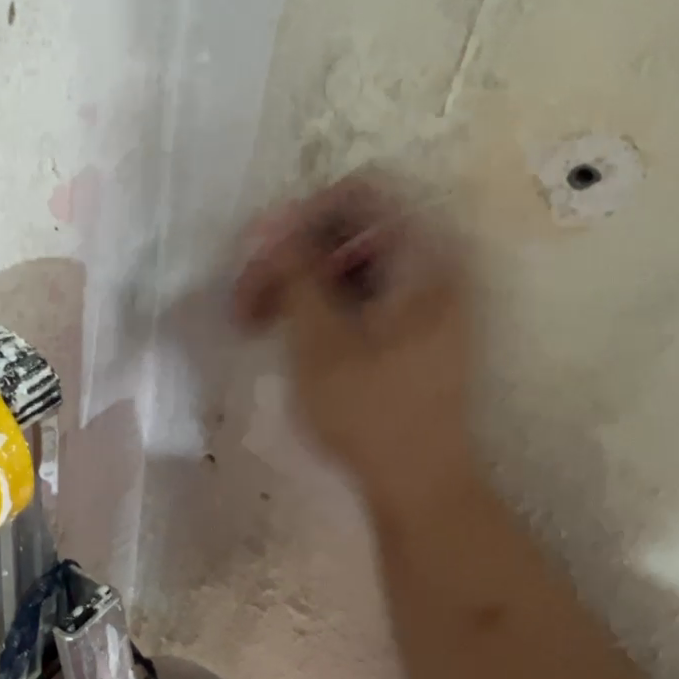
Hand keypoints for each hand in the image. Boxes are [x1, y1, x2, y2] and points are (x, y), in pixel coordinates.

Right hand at [235, 174, 477, 511]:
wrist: (420, 484)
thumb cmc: (371, 411)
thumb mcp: (320, 338)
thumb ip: (293, 271)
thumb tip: (268, 221)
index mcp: (424, 256)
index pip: (360, 194)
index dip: (300, 216)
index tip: (259, 257)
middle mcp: (432, 265)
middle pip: (348, 229)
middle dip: (289, 256)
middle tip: (246, 299)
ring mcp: (424, 298)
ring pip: (346, 263)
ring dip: (296, 282)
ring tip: (254, 321)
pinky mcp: (410, 327)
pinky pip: (357, 292)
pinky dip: (317, 303)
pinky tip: (285, 332)